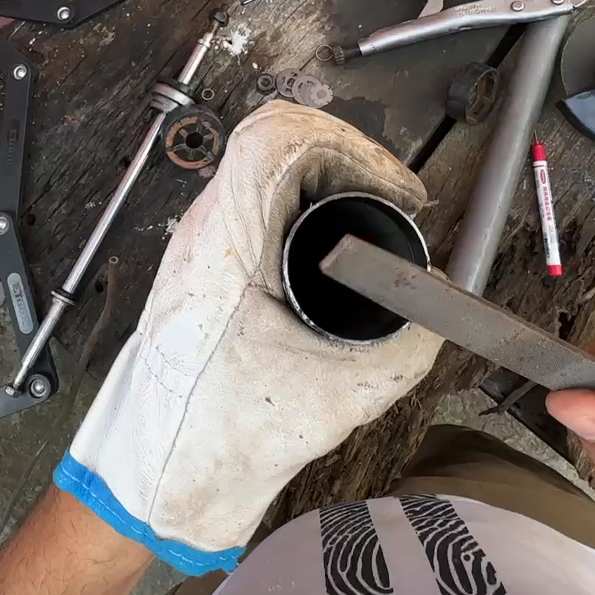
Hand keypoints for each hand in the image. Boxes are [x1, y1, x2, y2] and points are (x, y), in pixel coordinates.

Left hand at [57, 101, 440, 574]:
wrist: (160, 460)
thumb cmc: (227, 429)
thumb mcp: (339, 392)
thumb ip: (404, 341)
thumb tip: (434, 294)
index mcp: (230, 245)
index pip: (278, 140)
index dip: (352, 147)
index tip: (397, 190)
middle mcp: (209, 223)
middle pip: (277, 133)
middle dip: (349, 152)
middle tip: (393, 193)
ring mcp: (203, 230)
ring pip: (267, 155)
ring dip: (327, 167)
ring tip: (372, 202)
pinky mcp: (208, 245)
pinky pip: (260, 187)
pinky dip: (306, 190)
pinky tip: (336, 225)